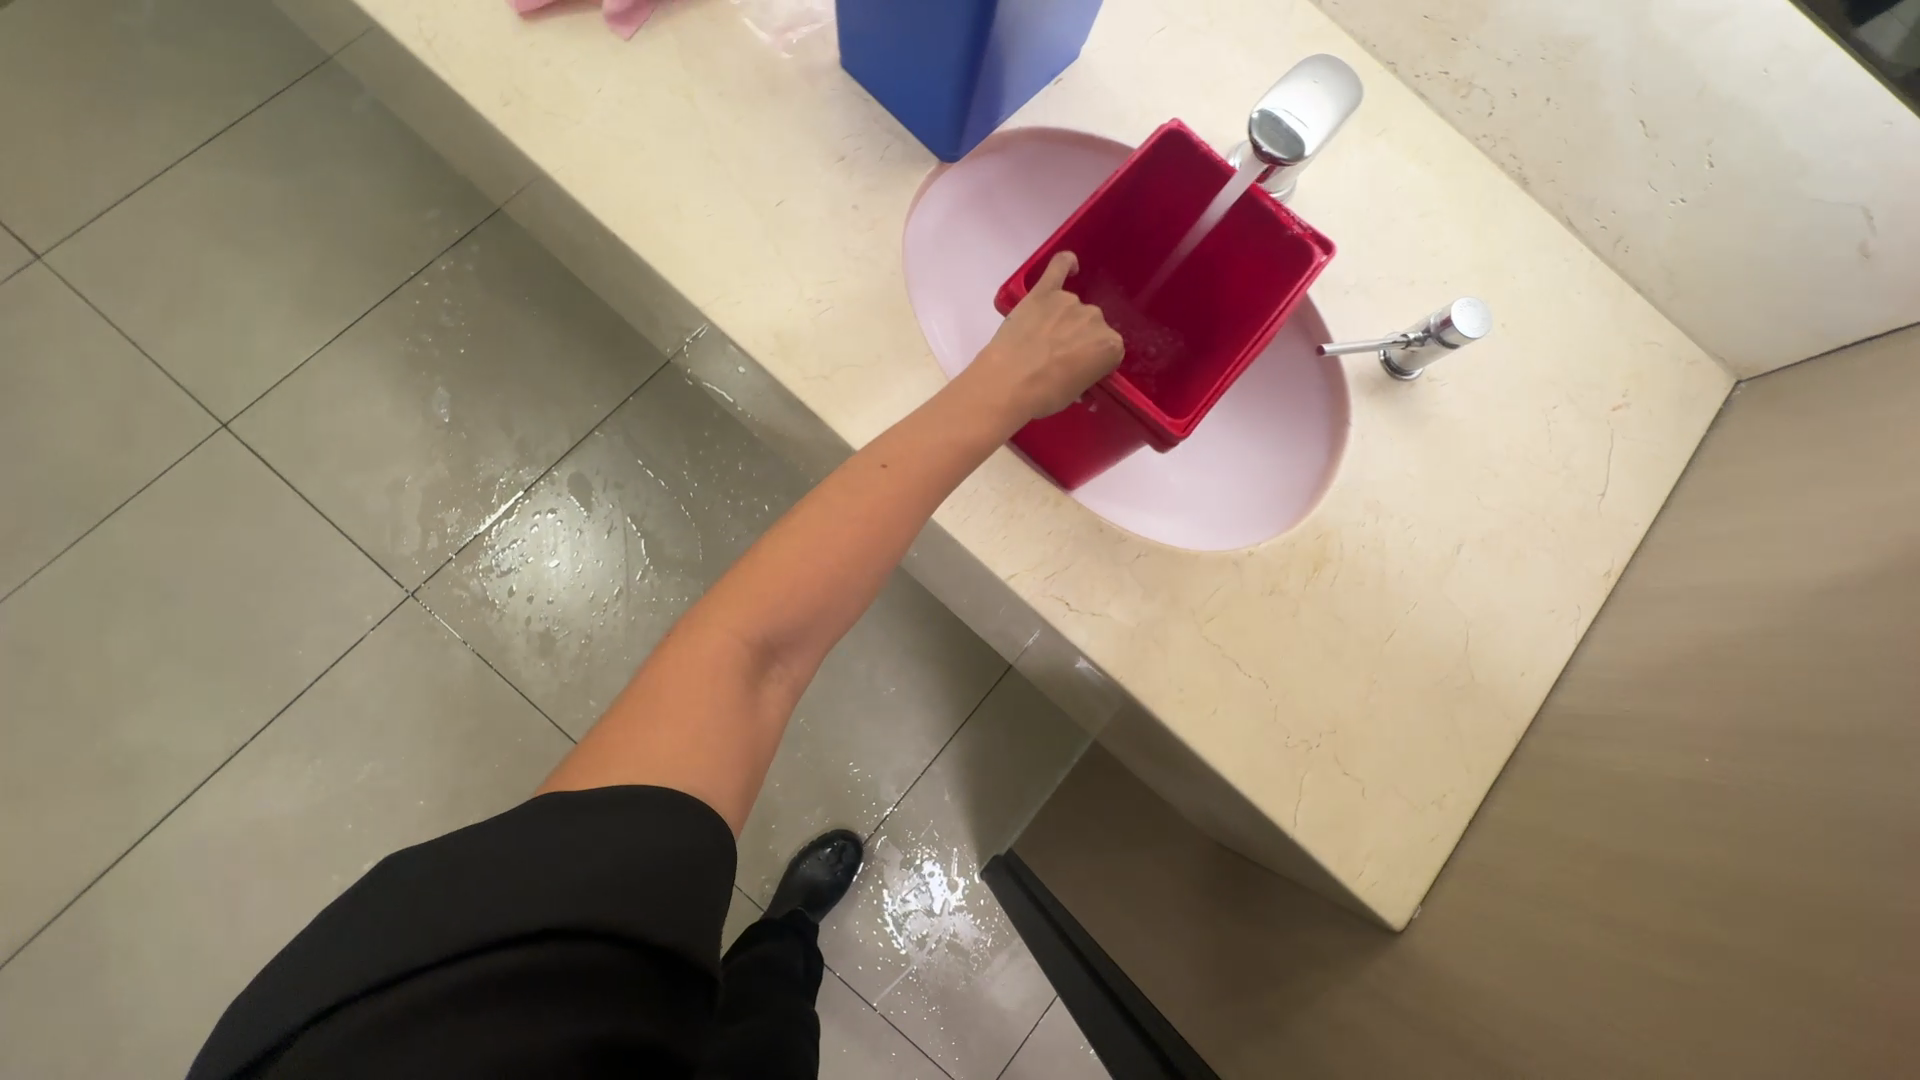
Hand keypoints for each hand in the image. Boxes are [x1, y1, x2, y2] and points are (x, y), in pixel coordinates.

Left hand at [971, 252, 1123, 421]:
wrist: (1008, 382)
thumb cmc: (1044, 394)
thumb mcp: (1074, 394)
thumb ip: (1084, 376)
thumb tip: (1077, 374)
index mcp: (1111, 346)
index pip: (1108, 350)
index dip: (1092, 360)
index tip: (1077, 370)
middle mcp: (1096, 318)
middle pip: (1091, 326)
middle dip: (1077, 340)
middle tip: (1055, 358)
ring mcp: (1069, 302)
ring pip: (1072, 308)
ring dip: (1062, 320)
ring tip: (1040, 339)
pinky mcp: (1044, 292)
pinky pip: (1059, 267)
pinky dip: (1066, 263)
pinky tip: (1071, 265)